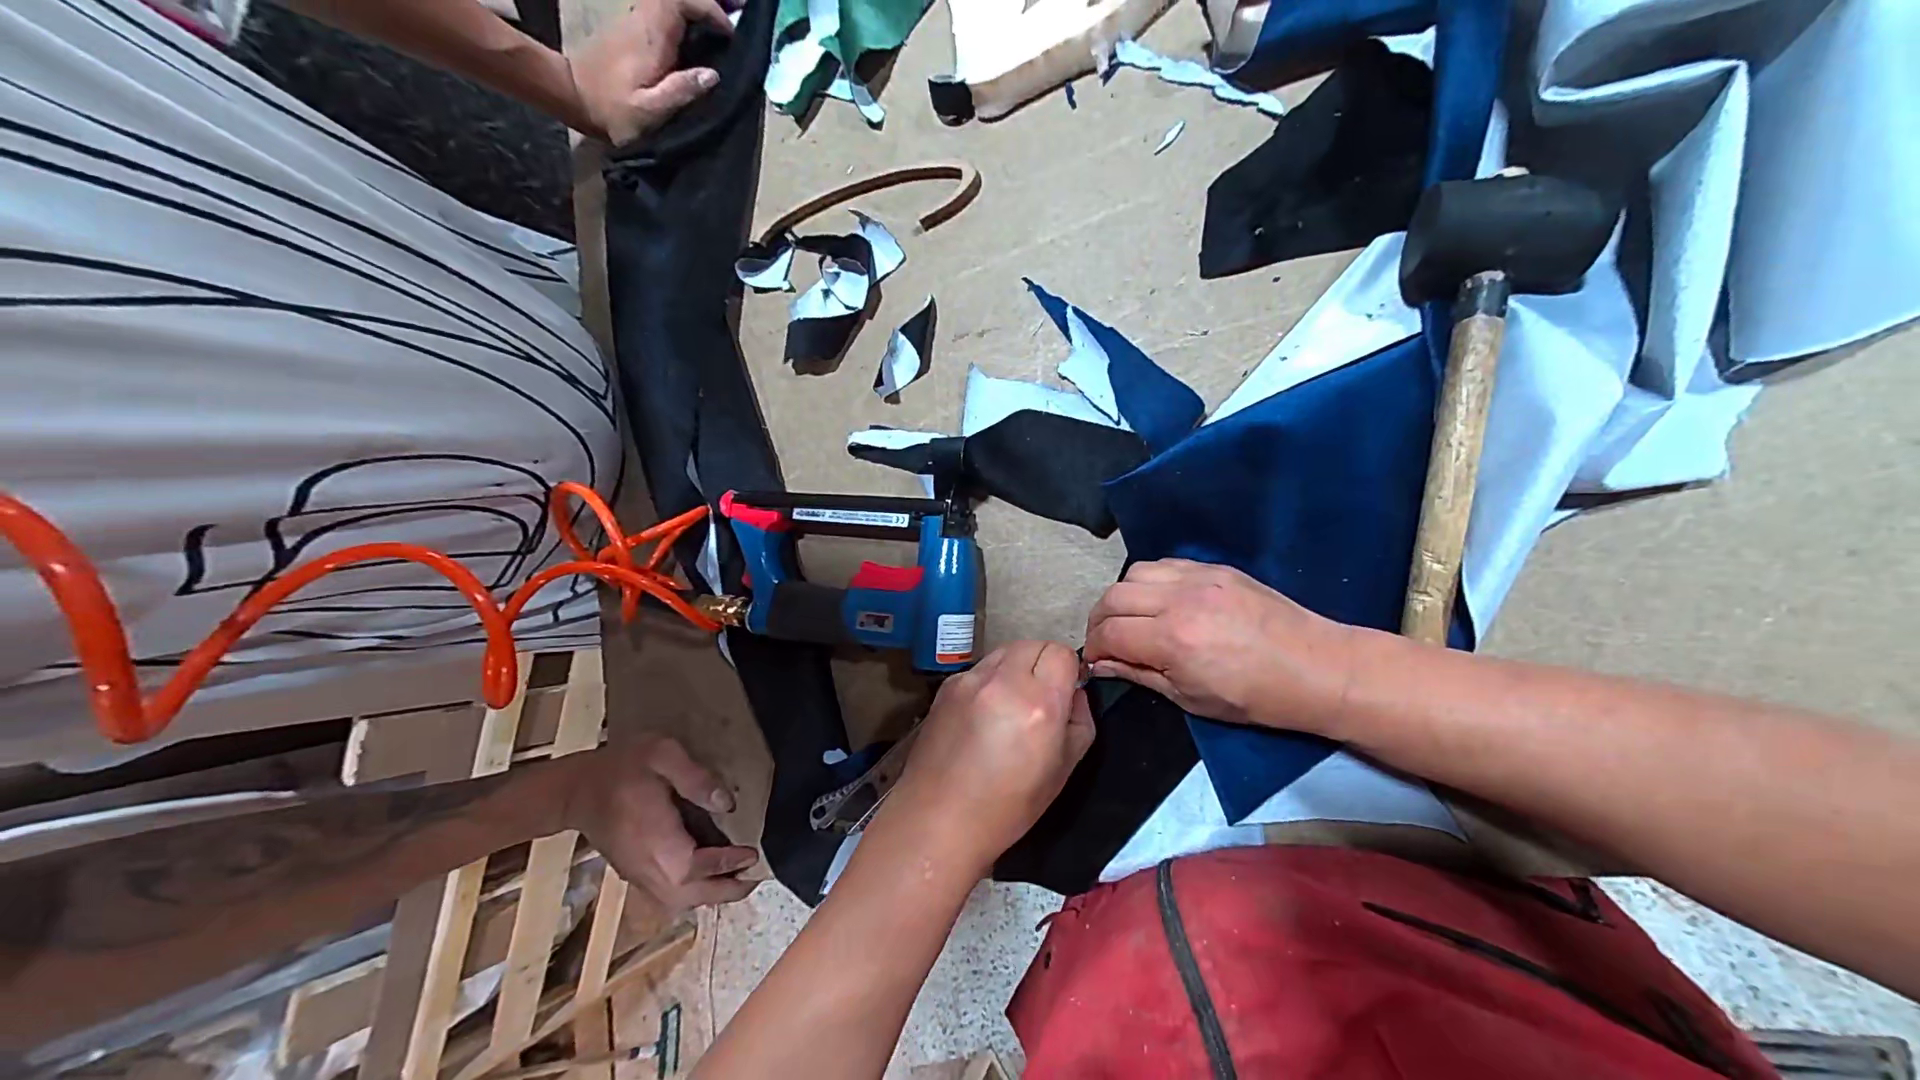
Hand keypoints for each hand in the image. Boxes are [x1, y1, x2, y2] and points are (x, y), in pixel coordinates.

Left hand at [566, 0, 737, 143]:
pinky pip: (668, 11)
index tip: (730, 34)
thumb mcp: (648, 112)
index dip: (711, 9)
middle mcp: (644, 20)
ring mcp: (638, 21)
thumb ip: (680, 92)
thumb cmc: (611, 110)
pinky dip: (690, 12)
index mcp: (650, 36)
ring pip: (674, 1)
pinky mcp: (636, 30)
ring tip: (731, 15)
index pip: (682, 1)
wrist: (572, 96)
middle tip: (741, 5)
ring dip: (702, 4)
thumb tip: (713, 75)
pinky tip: (706, 27)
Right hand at [567, 738, 759, 910]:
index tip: (752, 855)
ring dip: (709, 895)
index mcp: (657, 841)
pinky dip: (692, 892)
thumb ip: (697, 778)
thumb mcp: (663, 756)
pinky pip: (667, 894)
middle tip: (753, 880)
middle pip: (690, 896)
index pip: (697, 867)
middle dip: (724, 892)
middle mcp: (647, 867)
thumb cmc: (621, 768)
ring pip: (678, 901)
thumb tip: (727, 805)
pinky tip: (708, 875)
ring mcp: (637, 874)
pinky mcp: (633, 871)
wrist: (575, 788)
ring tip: (738, 881)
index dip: (727, 864)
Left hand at [884, 642, 1095, 873]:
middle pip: (1034, 644)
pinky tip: (985, 715)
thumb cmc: (1007, 807)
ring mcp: (969, 680)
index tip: (1066, 693)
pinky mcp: (946, 686)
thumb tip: (1075, 693)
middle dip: (1044, 664)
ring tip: (1013, 706)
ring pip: (1006, 651)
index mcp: (1038, 703)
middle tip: (1042, 698)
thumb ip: (1080, 720)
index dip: (1070, 671)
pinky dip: (991, 680)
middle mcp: (1002, 682)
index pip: (1063, 653)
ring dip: (1017, 668)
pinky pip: (980, 669)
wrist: (939, 819)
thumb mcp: (1064, 770)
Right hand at [1083, 559, 1358, 734]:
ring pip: (1134, 573)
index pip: (1108, 633)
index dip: (1093, 649)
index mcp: (1173, 639)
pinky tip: (1160, 601)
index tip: (1095, 661)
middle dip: (1099, 621)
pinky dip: (1150, 581)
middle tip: (1106, 641)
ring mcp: (1199, 578)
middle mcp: (1179, 600)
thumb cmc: (1254, 698)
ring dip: (1123, 597)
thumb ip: (1139, 675)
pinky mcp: (1215, 568)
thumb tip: (1101, 665)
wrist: (1315, 668)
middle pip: (1112, 597)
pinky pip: (1165, 564)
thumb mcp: (1190, 698)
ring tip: (1132, 618)